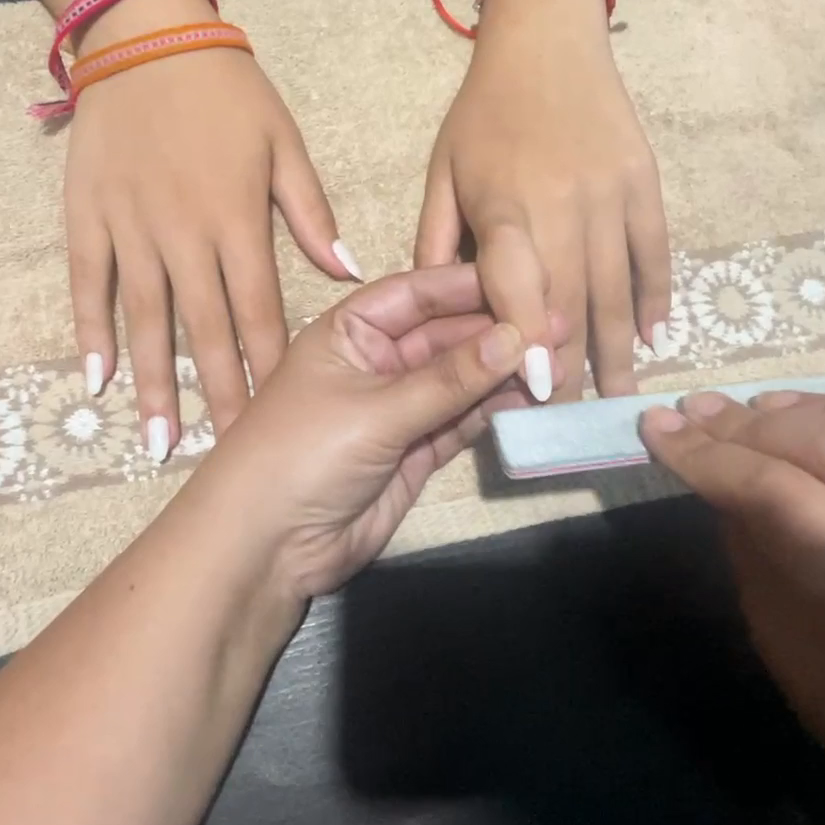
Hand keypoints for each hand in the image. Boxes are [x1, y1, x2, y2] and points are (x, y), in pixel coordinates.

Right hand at [0, 0, 359, 451]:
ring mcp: (131, 231)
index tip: (279, 417)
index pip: (261, 311)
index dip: (270, 366)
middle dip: (218, 394)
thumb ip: (313, 211)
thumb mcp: (284, 142)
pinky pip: (88, 284)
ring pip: (146, 320)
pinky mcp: (88, 219)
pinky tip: (96, 378)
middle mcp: (185, 238)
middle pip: (206, 331)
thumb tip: (350, 270)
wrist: (145, 37)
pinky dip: (91, 331)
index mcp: (239, 222)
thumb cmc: (227, 91)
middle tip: (224, 453)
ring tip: (158, 440)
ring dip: (154, 383)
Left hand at [182, 265, 551, 597]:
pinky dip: (493, 411)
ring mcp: (398, 407)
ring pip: (460, 380)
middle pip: (445, 335)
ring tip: (557, 361)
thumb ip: (448, 379)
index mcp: (351, 330)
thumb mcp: (375, 409)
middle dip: (496, 332)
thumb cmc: (305, 453)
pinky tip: (531, 399)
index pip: (417, 293)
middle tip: (556, 326)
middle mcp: (377, 360)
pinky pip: (461, 420)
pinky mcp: (415, 450)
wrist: (266, 545)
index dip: (468, 285)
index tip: (524, 278)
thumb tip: (517, 338)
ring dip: (502, 373)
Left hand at [416, 0, 670, 403]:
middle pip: (571, 303)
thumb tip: (435, 307)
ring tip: (622, 397)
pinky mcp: (645, 184)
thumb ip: (437, 242)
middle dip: (575, 365)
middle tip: (577, 418)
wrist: (548, 41)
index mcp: (503, 208)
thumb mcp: (442, 174)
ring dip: (620, 348)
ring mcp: (611, 196)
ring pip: (617, 288)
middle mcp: (563, 208)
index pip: (517, 287)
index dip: (528, 343)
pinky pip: (655, 252)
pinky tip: (655, 336)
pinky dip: (656, 296)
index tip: (539, 395)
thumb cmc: (483, 113)